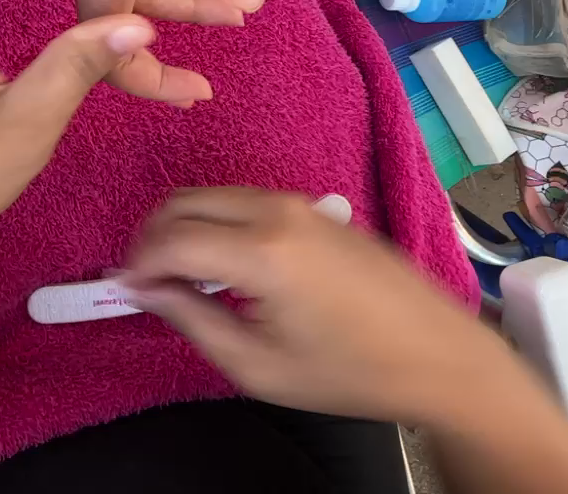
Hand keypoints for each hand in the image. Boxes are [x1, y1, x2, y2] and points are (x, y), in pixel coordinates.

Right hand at [121, 188, 517, 427]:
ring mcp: (294, 200)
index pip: (172, 240)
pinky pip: (240, 199)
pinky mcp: (310, 203)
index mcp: (262, 251)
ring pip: (210, 195)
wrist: (441, 354)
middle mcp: (272, 209)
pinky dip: (213, 220)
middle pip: (183, 203)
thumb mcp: (260, 367)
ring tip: (178, 273)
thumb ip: (192, 321)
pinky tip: (220, 261)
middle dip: (152, 236)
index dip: (139, 263)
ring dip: (182, 225)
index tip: (126, 288)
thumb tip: (148, 289)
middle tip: (144, 279)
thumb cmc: (350, 372)